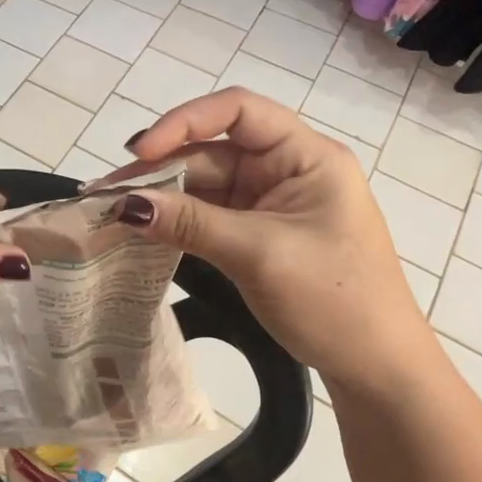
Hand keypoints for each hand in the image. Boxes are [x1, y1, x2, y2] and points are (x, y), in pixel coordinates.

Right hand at [92, 88, 433, 394]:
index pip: (238, 111)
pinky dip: (173, 220)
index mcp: (306, 156)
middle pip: (211, 150)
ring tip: (108, 210)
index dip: (183, 121)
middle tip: (103, 192)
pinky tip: (138, 227)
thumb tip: (123, 205)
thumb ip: (190, 223)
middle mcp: (286, 169)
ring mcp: (270, 203)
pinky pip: (206, 215)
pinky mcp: (256, 234)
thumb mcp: (258, 255)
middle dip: (158, 168)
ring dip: (159, 196)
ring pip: (203, 184)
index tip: (139, 152)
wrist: (378, 370)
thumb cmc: (335, 300)